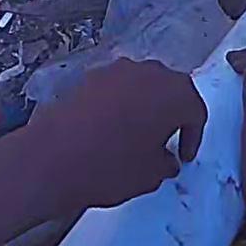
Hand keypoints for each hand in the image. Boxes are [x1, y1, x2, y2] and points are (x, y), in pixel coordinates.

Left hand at [18, 58, 206, 213]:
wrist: (50, 158)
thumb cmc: (110, 166)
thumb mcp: (151, 175)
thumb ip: (167, 162)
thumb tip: (166, 159)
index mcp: (174, 92)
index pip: (195, 110)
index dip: (193, 136)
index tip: (184, 156)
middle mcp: (150, 72)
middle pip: (171, 90)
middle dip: (171, 115)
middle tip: (165, 142)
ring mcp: (118, 69)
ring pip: (143, 85)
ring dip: (145, 106)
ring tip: (136, 135)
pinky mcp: (91, 76)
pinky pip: (117, 88)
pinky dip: (120, 104)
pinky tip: (110, 128)